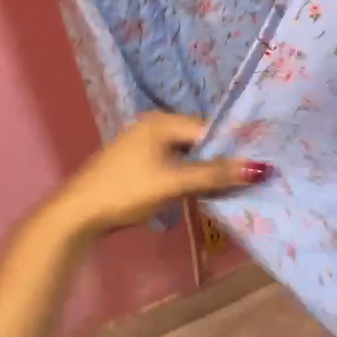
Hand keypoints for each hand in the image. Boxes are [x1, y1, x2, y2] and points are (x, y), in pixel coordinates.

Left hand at [49, 112, 270, 233]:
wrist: (76, 216)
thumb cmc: (127, 191)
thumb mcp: (174, 182)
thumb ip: (216, 174)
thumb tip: (260, 168)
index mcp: (161, 121)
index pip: (207, 129)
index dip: (231, 147)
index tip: (253, 166)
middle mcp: (153, 125)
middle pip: (197, 140)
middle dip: (218, 159)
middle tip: (243, 179)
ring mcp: (141, 144)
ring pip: (185, 154)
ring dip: (202, 170)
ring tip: (224, 187)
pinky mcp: (135, 163)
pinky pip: (171, 164)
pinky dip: (186, 175)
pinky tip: (195, 191)